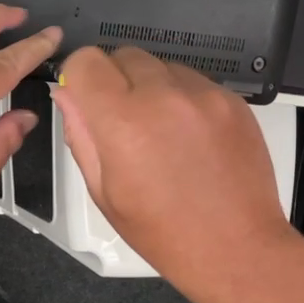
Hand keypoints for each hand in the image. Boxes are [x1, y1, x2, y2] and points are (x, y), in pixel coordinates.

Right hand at [53, 47, 292, 288]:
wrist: (236, 246)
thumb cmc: (165, 230)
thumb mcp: (103, 191)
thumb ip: (80, 135)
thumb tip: (67, 94)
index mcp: (122, 122)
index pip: (87, 60)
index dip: (79, 75)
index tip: (83, 94)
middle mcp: (163, 97)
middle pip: (123, 55)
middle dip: (114, 80)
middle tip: (122, 120)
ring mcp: (203, 95)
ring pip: (160, 64)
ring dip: (151, 86)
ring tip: (160, 131)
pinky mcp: (232, 100)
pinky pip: (194, 80)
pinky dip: (183, 97)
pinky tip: (189, 135)